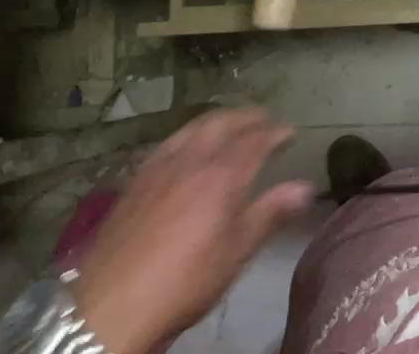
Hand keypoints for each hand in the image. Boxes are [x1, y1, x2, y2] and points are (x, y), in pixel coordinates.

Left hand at [70, 108, 314, 353]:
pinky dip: (191, 132)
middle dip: (248, 117)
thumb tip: (306, 187)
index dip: (276, 132)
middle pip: (224, 122)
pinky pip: (171, 139)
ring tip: (232, 125)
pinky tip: (190, 145)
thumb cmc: (185, 281)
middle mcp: (193, 158)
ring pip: (195, 125)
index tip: (290, 132)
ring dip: (220, 119)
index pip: (256, 139)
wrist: (112, 302)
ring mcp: (161, 163)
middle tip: (265, 121)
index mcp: (222, 175)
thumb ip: (270, 213)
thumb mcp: (236, 253)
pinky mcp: (138, 175)